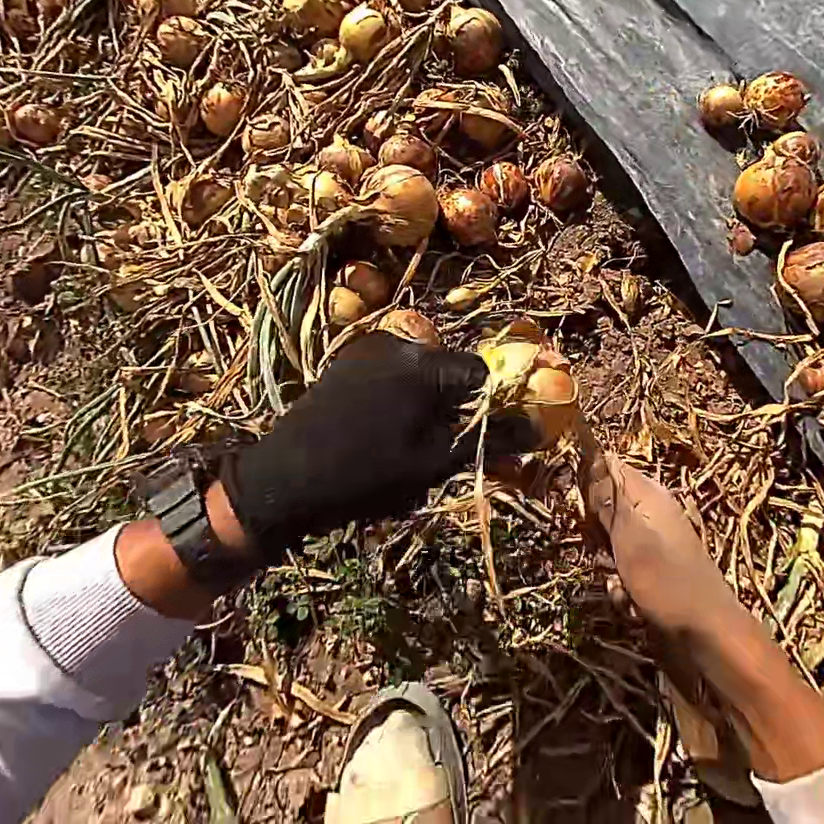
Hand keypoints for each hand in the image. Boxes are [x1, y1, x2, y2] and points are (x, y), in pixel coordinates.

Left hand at [224, 331, 536, 555]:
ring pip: (424, 370)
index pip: (483, 373)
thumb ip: (490, 438)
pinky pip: (394, 371)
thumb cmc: (367, 476)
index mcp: (426, 365)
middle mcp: (400, 343)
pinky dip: (403, 393)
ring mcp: (370, 348)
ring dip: (431, 400)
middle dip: (461, 403)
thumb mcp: (435, 462)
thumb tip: (540, 426)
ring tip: (414, 439)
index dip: (492, 404)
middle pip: (453, 369)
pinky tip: (385, 427)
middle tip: (449, 443)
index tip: (488, 433)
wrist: (283, 481)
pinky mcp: (348, 361)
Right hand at [582, 446, 823, 780]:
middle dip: (595, 532)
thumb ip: (609, 498)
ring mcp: (656, 540)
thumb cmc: (668, 581)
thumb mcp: (630, 537)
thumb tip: (595, 455)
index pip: (610, 466)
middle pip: (607, 506)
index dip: (588, 482)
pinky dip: (623, 583)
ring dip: (608, 564)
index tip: (577, 508)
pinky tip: (629, 602)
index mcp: (649, 494)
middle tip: (598, 552)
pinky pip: (626, 565)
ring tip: (618, 584)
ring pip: (612, 541)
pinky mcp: (657, 567)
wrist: (709, 634)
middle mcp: (653, 511)